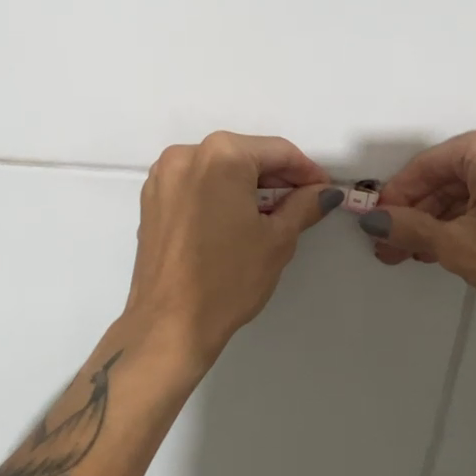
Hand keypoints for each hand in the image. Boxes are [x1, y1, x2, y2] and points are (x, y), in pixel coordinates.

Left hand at [122, 132, 340, 362]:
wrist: (170, 324)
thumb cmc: (229, 279)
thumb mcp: (277, 240)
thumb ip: (304, 205)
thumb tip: (325, 192)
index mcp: (221, 154)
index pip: (277, 151)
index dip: (307, 172)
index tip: (324, 192)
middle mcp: (186, 154)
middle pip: (245, 156)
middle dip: (276, 179)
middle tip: (301, 206)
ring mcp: (162, 177)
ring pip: (218, 170)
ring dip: (246, 187)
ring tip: (269, 218)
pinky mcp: (151, 201)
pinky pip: (195, 186)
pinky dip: (219, 196)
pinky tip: (234, 223)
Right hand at [359, 125, 475, 340]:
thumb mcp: (456, 245)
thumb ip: (408, 227)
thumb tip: (372, 220)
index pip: (427, 166)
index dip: (395, 196)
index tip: (374, 224)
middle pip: (449, 176)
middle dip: (417, 212)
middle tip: (390, 247)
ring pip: (471, 189)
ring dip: (440, 220)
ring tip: (414, 254)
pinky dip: (468, 219)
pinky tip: (448, 247)